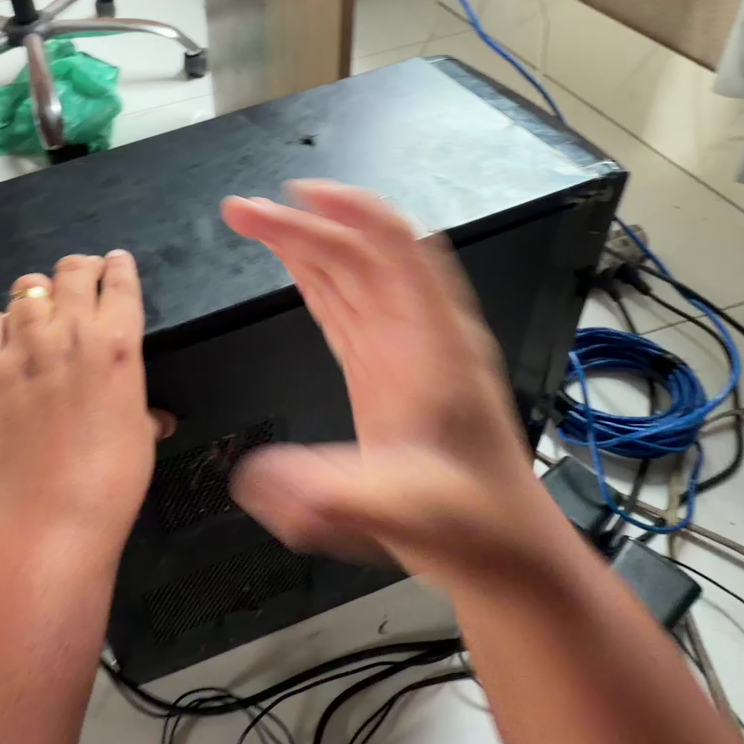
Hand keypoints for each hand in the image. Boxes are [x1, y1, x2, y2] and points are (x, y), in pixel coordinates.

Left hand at [0, 251, 164, 536]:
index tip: (115, 263)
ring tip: (39, 311)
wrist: (52, 512)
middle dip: (80, 269)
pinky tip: (1, 341)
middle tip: (80, 281)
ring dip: (37, 295)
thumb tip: (156, 419)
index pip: (119, 281)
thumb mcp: (141, 436)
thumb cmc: (111, 478)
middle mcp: (70, 330)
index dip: (118, 266)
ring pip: (27, 288)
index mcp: (117, 342)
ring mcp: (23, 346)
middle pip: (71, 270)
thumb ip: (144, 413)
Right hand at [220, 181, 559, 580]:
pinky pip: (343, 306)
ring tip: (251, 219)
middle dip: (303, 225)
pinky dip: (313, 277)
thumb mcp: (409, 511)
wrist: (500, 550)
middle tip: (243, 210)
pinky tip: (290, 262)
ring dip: (302, 243)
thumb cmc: (473, 523)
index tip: (304, 193)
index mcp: (437, 345)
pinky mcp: (379, 368)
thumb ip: (338, 493)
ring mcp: (398, 349)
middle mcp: (418, 334)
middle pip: (360, 255)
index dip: (355, 213)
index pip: (401, 251)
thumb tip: (260, 479)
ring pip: (348, 274)